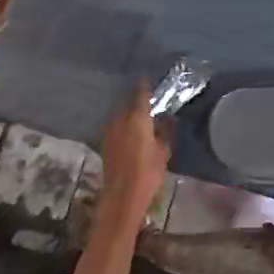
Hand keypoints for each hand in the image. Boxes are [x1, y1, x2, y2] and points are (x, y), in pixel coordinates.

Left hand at [99, 82, 169, 220]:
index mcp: (137, 117)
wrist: (122, 194)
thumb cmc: (147, 172)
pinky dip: (123, 124)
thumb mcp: (163, 151)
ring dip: (129, 113)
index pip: (140, 92)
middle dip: (137, 100)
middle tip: (149, 102)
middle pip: (128, 102)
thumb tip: (169, 118)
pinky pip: (116, 125)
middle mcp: (120, 118)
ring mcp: (109, 130)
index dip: (144, 85)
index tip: (148, 79)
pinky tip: (131, 132)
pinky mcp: (105, 141)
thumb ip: (166, 131)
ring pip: (120, 114)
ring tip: (141, 117)